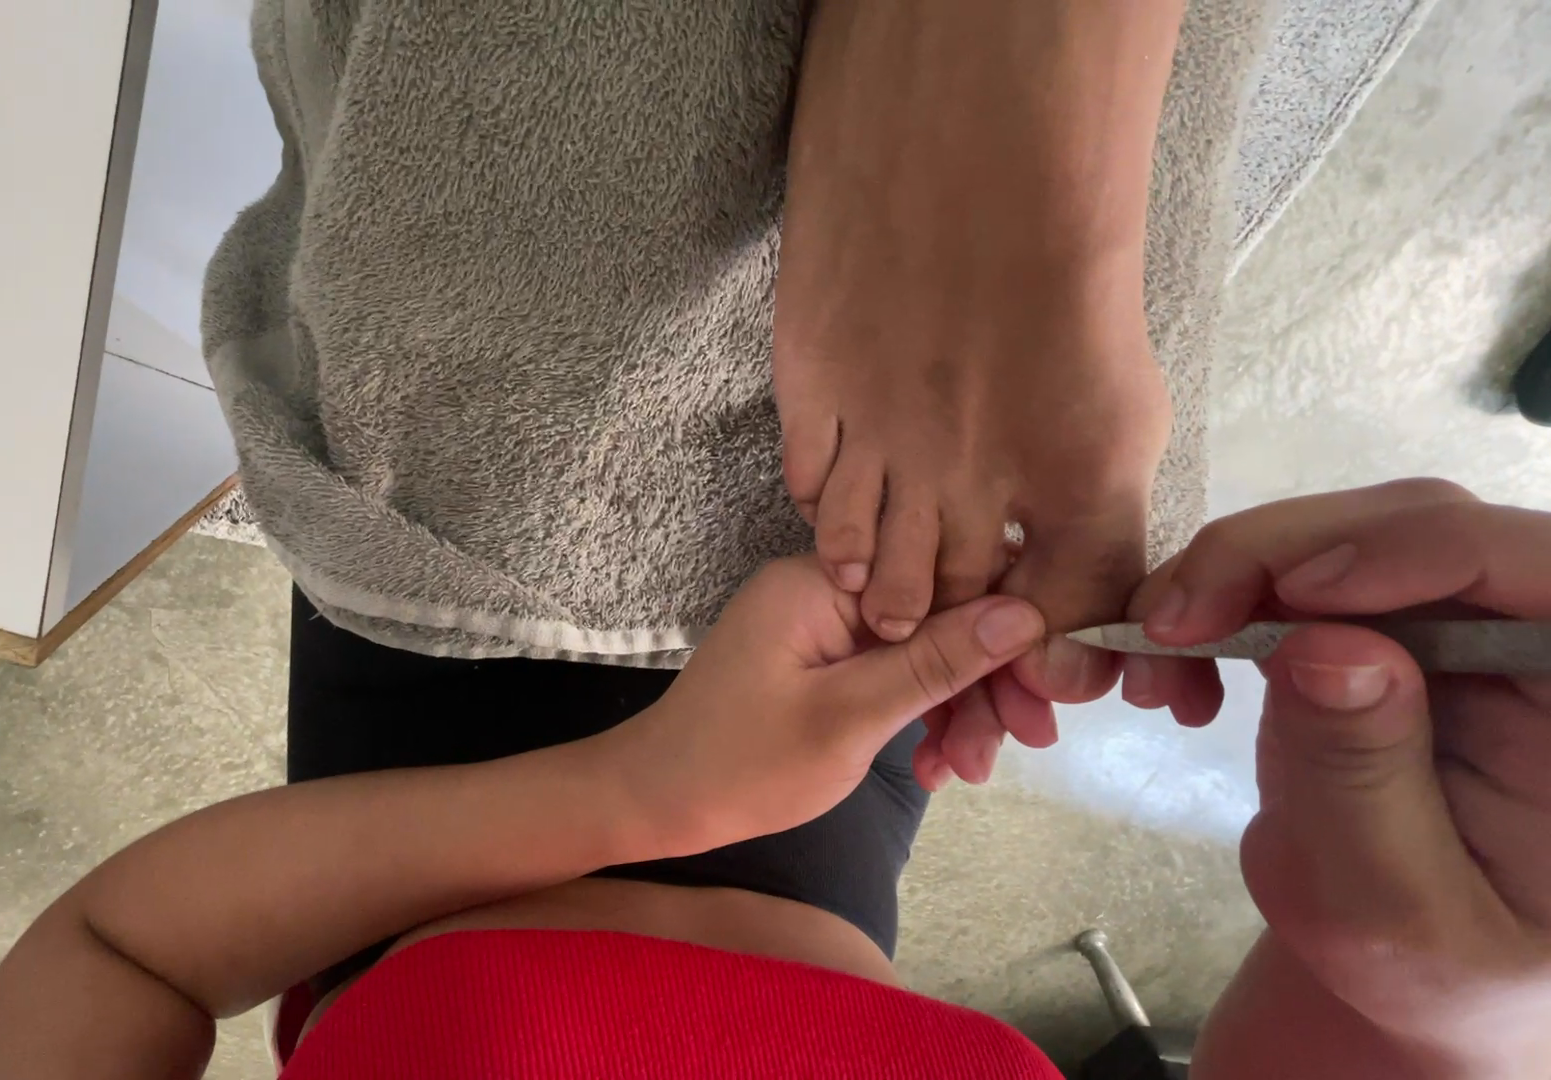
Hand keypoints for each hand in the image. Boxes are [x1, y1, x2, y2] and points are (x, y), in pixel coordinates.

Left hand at [601, 556, 1044, 858]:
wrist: (663, 797)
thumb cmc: (744, 762)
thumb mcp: (849, 717)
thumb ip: (934, 663)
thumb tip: (1025, 612)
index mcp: (820, 580)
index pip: (940, 577)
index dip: (1007, 630)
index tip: (1050, 692)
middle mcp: (821, 587)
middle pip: (934, 614)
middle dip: (983, 679)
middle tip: (1028, 741)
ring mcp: (818, 624)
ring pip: (915, 649)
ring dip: (954, 707)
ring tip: (971, 772)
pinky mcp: (818, 658)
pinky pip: (885, 672)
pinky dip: (916, 714)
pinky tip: (939, 766)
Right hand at [773, 0, 1181, 787]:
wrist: (966, 129)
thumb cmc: (1059, 237)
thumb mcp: (1118, 375)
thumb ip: (1091, 485)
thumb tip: (1064, 562)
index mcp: (1077, 457)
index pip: (1055, 598)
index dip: (1037, 657)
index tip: (1018, 686)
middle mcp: (973, 460)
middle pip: (955, 593)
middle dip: (951, 665)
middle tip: (938, 710)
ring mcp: (883, 426)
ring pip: (874, 551)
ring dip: (877, 596)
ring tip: (870, 625)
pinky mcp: (814, 387)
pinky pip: (816, 480)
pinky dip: (825, 515)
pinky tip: (828, 531)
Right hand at [1125, 480, 1550, 1074]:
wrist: (1393, 961)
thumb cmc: (1424, 964)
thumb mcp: (1390, 898)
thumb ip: (1363, 774)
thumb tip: (1328, 646)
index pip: (1546, 572)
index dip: (1425, 551)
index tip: (1297, 595)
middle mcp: (1530, 644)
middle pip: (1413, 525)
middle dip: (1273, 556)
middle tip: (1167, 620)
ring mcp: (1442, 629)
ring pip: (1326, 536)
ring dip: (1219, 578)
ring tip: (1150, 649)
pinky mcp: (1360, 628)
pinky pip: (1272, 575)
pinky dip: (1202, 602)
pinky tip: (1170, 660)